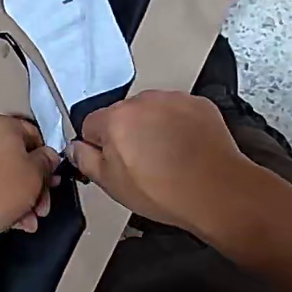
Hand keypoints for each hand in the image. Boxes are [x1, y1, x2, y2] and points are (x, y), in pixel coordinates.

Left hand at [0, 115, 58, 253]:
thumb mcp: (34, 177)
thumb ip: (46, 163)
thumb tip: (47, 156)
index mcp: (0, 124)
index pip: (35, 135)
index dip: (48, 160)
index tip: (51, 182)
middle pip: (17, 157)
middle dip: (34, 186)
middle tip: (41, 208)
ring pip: (2, 174)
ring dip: (19, 198)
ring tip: (26, 222)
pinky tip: (7, 222)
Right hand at [69, 91, 260, 234]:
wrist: (216, 191)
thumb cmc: (167, 191)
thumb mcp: (111, 184)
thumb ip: (85, 160)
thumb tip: (75, 148)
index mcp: (115, 119)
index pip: (90, 124)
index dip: (98, 146)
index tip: (111, 161)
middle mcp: (143, 102)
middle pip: (122, 115)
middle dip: (127, 135)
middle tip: (140, 165)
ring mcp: (173, 100)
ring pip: (150, 112)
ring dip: (152, 128)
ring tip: (165, 159)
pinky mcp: (197, 104)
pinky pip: (177, 112)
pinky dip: (178, 126)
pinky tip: (183, 150)